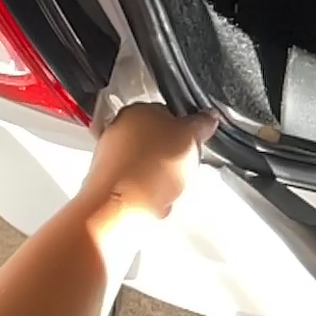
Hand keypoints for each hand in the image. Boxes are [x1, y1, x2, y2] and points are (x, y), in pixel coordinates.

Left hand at [78, 104, 215, 219]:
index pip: (170, 113)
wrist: (119, 205)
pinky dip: (149, 195)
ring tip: (171, 189)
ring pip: (148, 165)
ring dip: (163, 178)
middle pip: (158, 141)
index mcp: (138, 109)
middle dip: (174, 157)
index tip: (196, 142)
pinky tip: (156, 202)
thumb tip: (208, 118)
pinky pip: (138, 187)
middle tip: (185, 167)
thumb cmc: (148, 168)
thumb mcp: (190, 138)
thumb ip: (201, 124)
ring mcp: (110, 157)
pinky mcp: (108, 183)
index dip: (187, 130)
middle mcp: (119, 130)